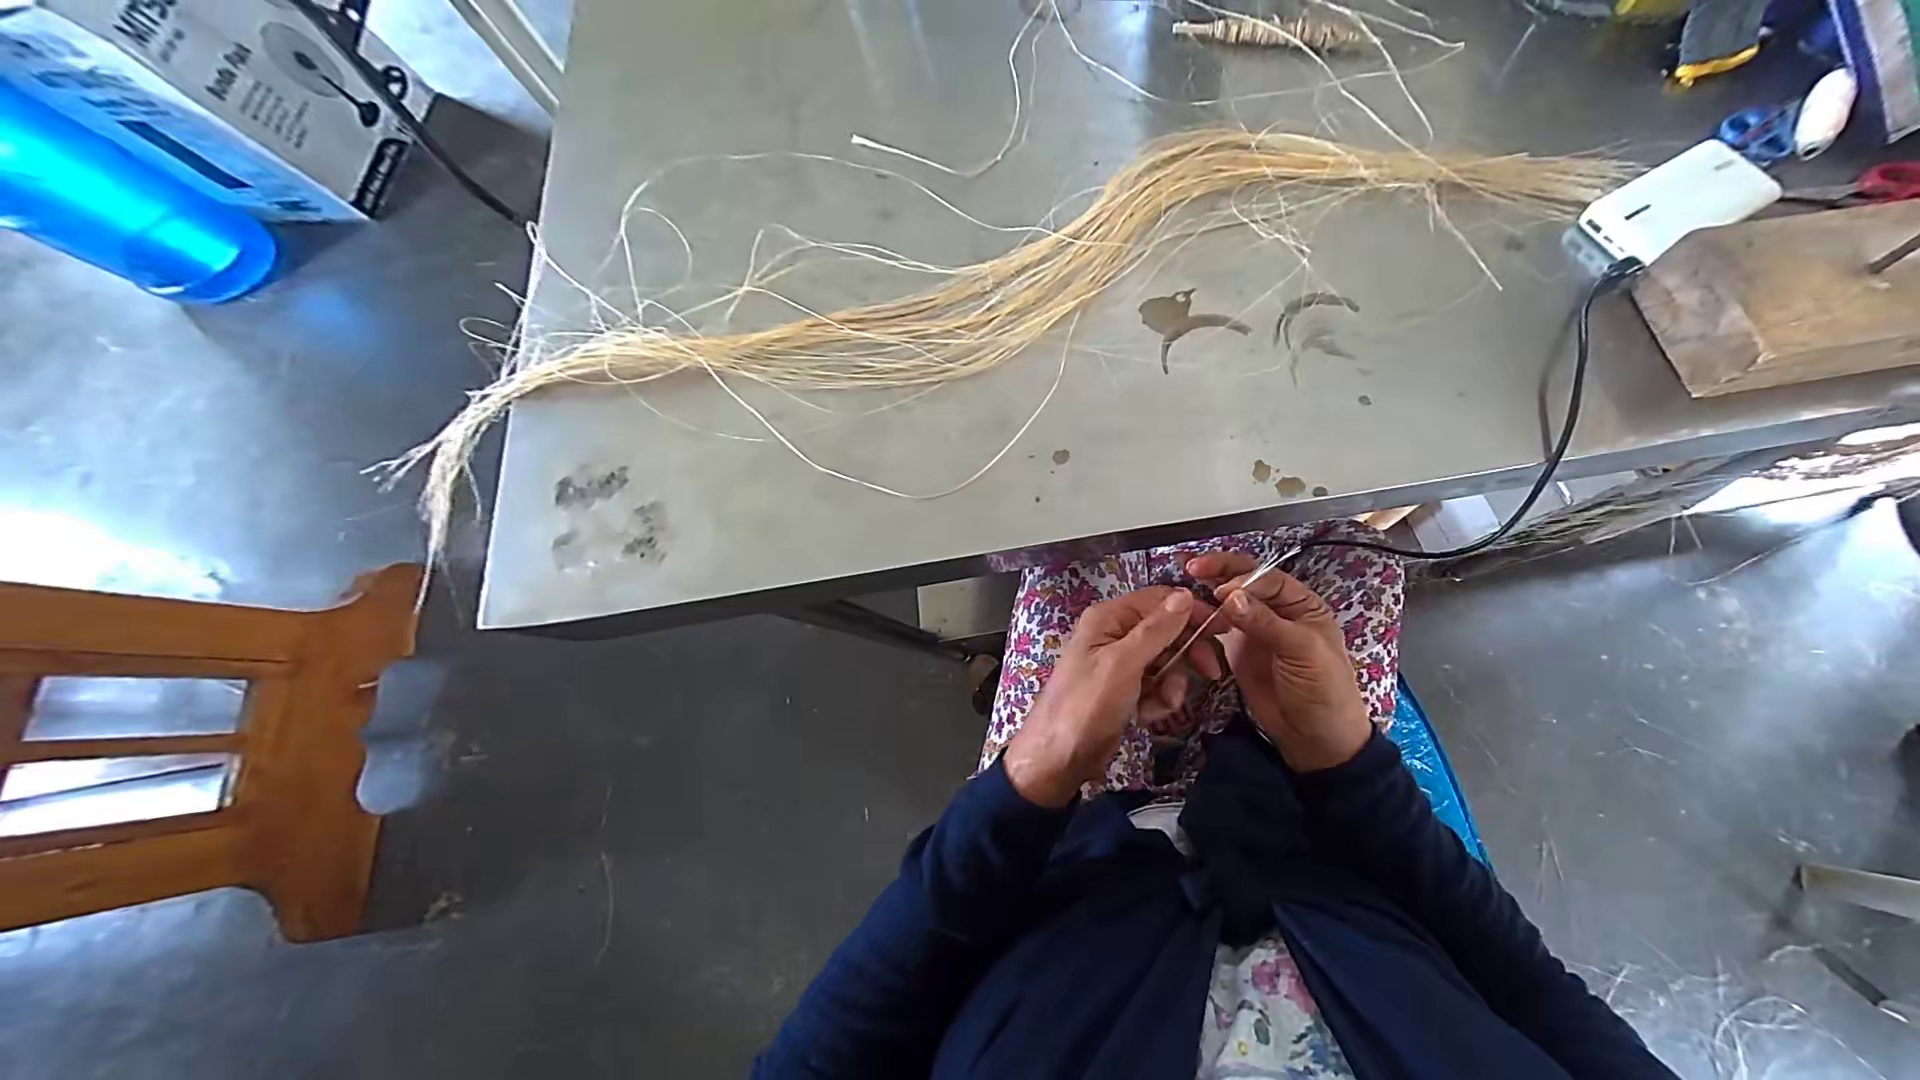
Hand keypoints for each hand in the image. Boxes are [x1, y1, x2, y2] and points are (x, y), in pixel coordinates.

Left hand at [1002, 587, 1223, 806]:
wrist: (1059, 758)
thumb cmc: (1086, 705)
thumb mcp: (1123, 664)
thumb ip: (1156, 630)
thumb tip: (1184, 595)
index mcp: (1108, 618)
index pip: (1159, 600)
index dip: (1192, 611)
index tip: (1224, 629)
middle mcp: (1113, 635)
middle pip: (1166, 631)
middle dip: (1185, 654)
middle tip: (1209, 672)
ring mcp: (1119, 663)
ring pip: (1165, 662)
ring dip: (1170, 684)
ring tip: (1160, 704)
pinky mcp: (1124, 689)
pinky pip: (1155, 686)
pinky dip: (1157, 701)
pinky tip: (1146, 715)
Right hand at [1185, 552, 1371, 771]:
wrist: (1314, 739)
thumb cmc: (1324, 692)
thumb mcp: (1304, 653)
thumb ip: (1267, 623)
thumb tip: (1230, 598)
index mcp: (1301, 605)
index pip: (1267, 579)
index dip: (1242, 580)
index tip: (1220, 591)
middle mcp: (1275, 611)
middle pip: (1243, 581)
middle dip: (1217, 570)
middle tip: (1190, 565)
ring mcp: (1253, 629)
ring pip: (1225, 601)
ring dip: (1204, 591)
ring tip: (1182, 585)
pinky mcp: (1235, 648)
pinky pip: (1214, 626)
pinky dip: (1200, 618)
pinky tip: (1186, 613)